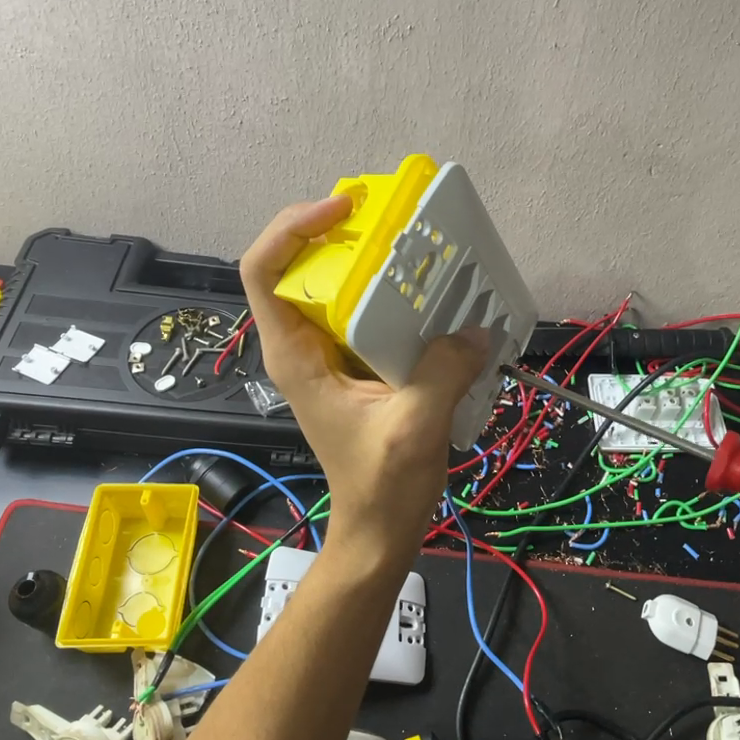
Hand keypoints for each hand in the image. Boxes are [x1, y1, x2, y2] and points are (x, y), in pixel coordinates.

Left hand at [240, 196, 489, 561]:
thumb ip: (443, 371)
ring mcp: (329, 357)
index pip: (264, 270)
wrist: (379, 529)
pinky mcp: (356, 368)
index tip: (344, 210)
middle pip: (302, 268)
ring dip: (371, 262)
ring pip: (337, 290)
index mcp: (296, 355)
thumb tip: (476, 328)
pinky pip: (366, 315)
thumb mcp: (414, 426)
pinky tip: (433, 294)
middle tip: (394, 220)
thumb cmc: (383, 484)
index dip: (292, 226)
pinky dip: (394, 296)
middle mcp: (304, 347)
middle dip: (342, 234)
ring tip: (417, 245)